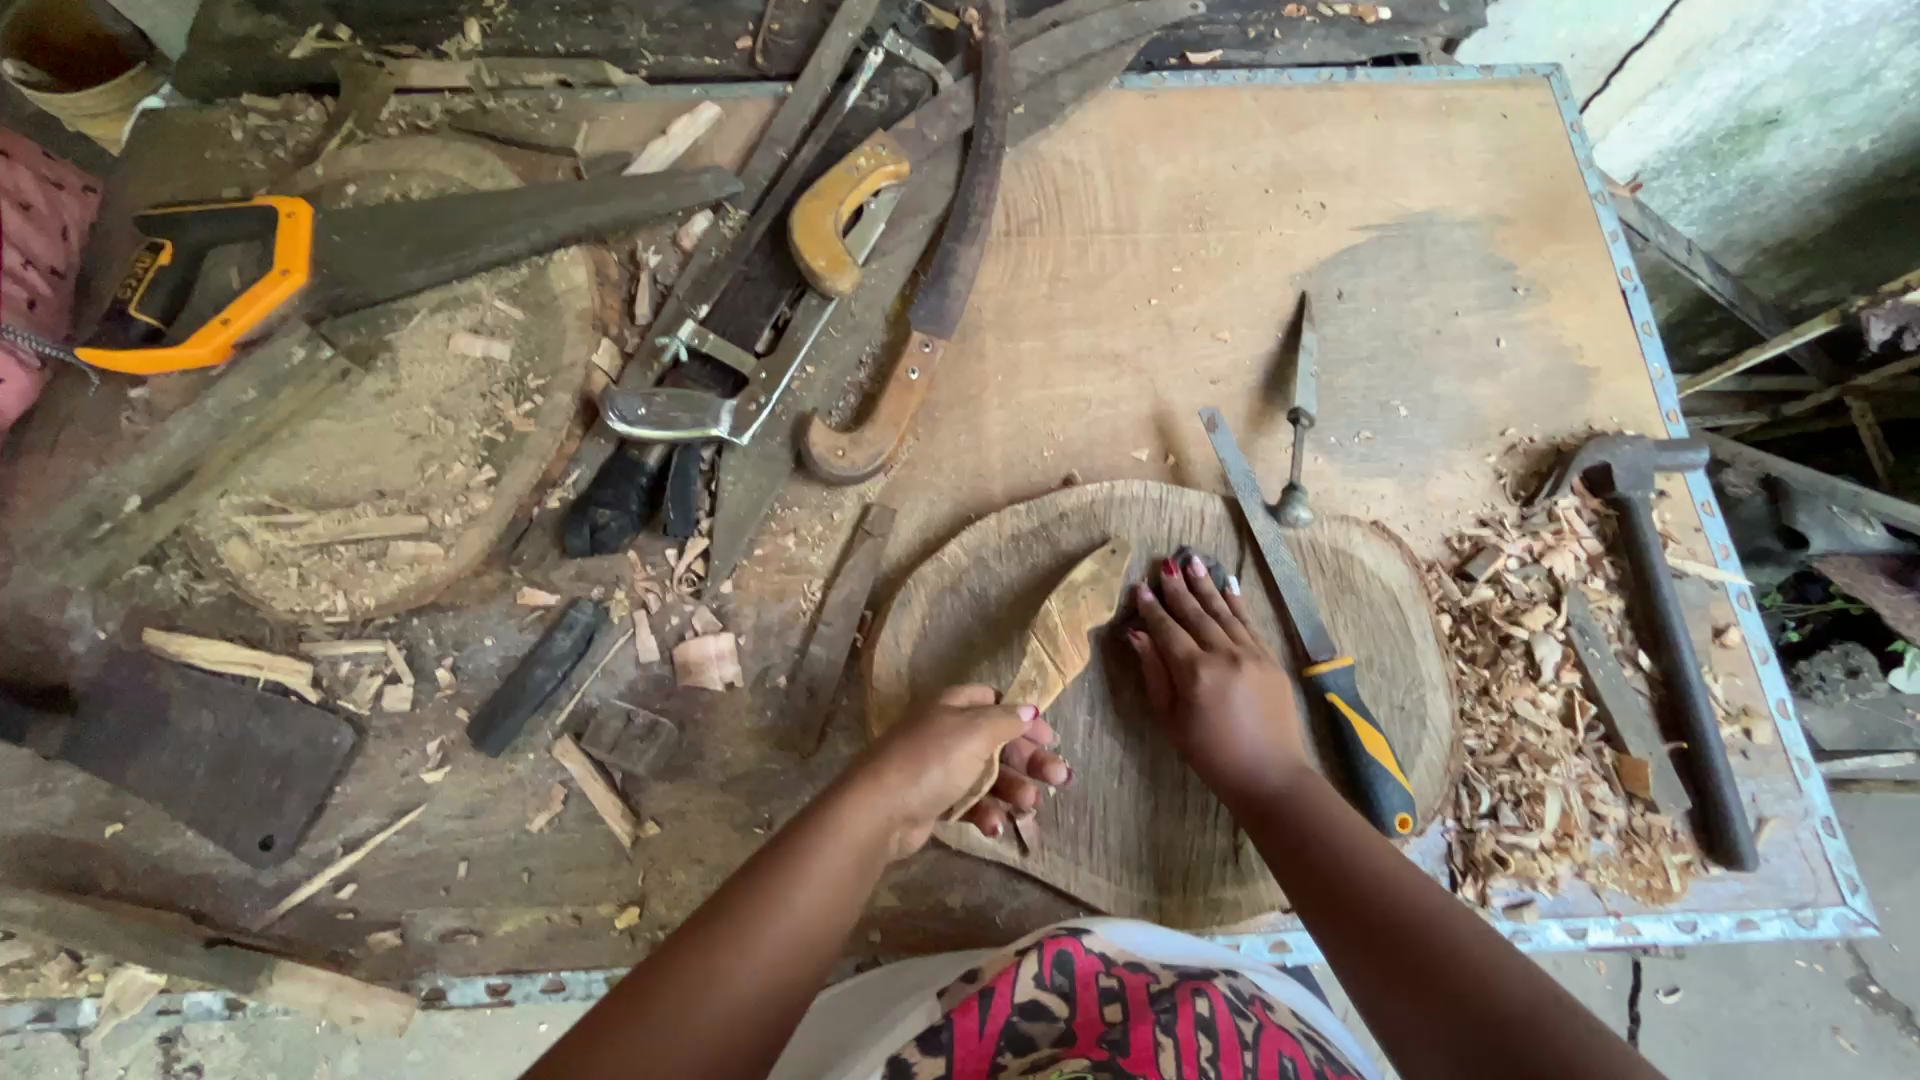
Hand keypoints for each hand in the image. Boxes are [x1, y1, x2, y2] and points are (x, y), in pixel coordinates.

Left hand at [845, 685, 1071, 859]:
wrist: (879, 809)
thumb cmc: (931, 761)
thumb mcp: (975, 732)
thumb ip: (1006, 720)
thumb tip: (1029, 710)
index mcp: (953, 706)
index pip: (995, 702)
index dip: (1024, 719)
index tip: (1049, 739)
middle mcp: (947, 733)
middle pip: (998, 742)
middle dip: (1029, 761)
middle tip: (1060, 779)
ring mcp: (939, 768)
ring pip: (988, 775)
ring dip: (1013, 790)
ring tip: (1029, 807)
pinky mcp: (934, 801)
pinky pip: (970, 802)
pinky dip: (986, 813)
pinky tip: (995, 826)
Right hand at [1127, 554, 1310, 809]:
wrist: (1269, 774)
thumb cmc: (1210, 754)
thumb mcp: (1170, 719)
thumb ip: (1155, 672)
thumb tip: (1138, 635)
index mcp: (1195, 672)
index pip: (1167, 630)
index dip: (1152, 608)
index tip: (1140, 587)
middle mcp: (1224, 655)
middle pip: (1195, 614)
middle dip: (1178, 588)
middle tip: (1164, 564)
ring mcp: (1252, 654)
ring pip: (1223, 612)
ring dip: (1206, 586)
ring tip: (1192, 561)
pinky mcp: (1270, 659)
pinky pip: (1249, 623)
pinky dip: (1236, 602)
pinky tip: (1228, 584)